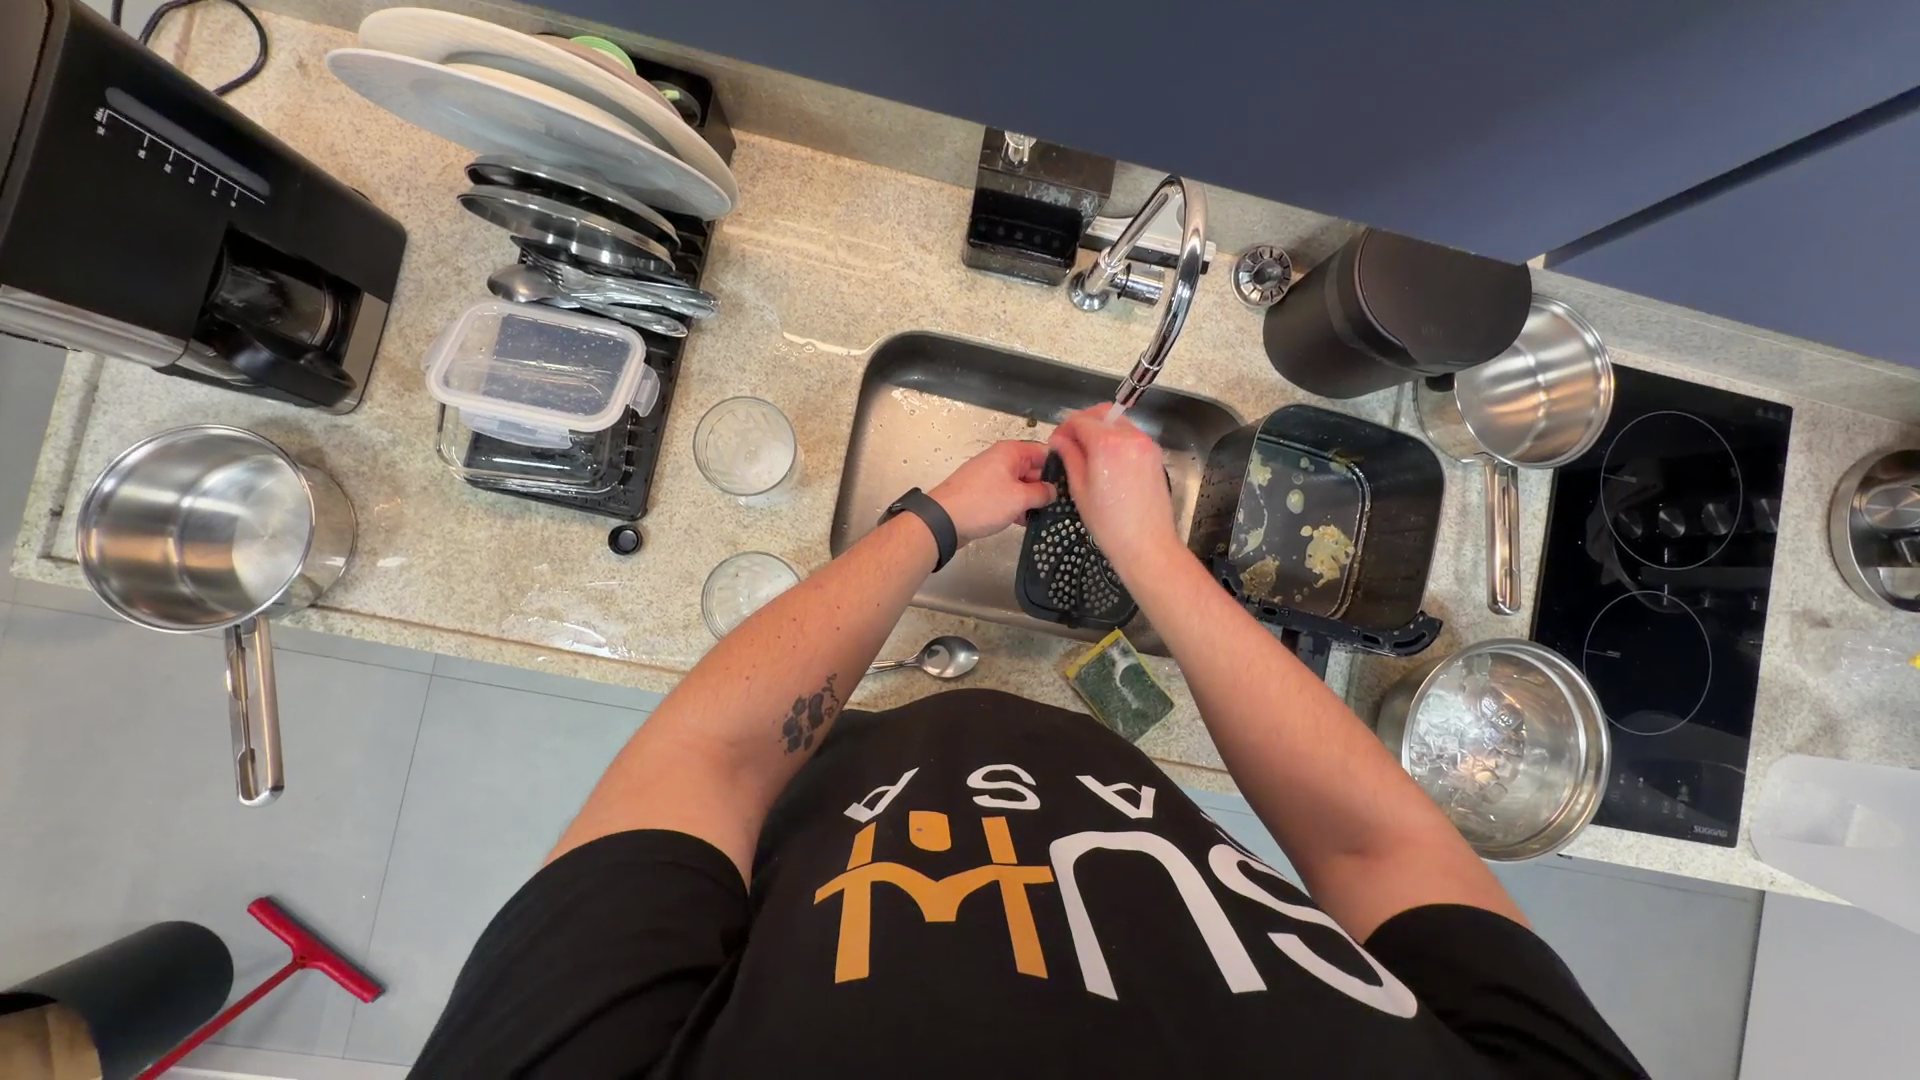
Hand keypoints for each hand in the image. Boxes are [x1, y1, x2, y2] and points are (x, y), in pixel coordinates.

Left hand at [928, 440, 1056, 544]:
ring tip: (1048, 516)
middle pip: (1032, 469)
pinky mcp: (984, 495)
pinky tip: (1027, 522)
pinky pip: (1007, 497)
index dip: (1059, 466)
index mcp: (1010, 452)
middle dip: (1046, 486)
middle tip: (1064, 505)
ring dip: (1031, 500)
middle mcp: (1000, 460)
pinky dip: (1017, 507)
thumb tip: (1053, 491)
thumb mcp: (1019, 498)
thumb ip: (1041, 493)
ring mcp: (991, 478)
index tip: (1073, 482)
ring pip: (1020, 485)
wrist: (944, 521)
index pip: (1043, 451)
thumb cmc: (982, 503)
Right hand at [1047, 405, 1180, 569]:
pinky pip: (1132, 437)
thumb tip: (1059, 440)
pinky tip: (1106, 461)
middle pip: (1103, 414)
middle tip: (1071, 442)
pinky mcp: (1155, 456)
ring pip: (1119, 423)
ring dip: (1101, 430)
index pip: (1081, 420)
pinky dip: (1117, 440)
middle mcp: (1130, 438)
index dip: (1065, 428)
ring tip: (1088, 453)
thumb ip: (1070, 457)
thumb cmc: (1110, 524)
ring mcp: (1146, 445)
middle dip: (1084, 422)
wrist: (1146, 544)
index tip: (1057, 441)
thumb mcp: (1080, 489)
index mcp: (1107, 444)